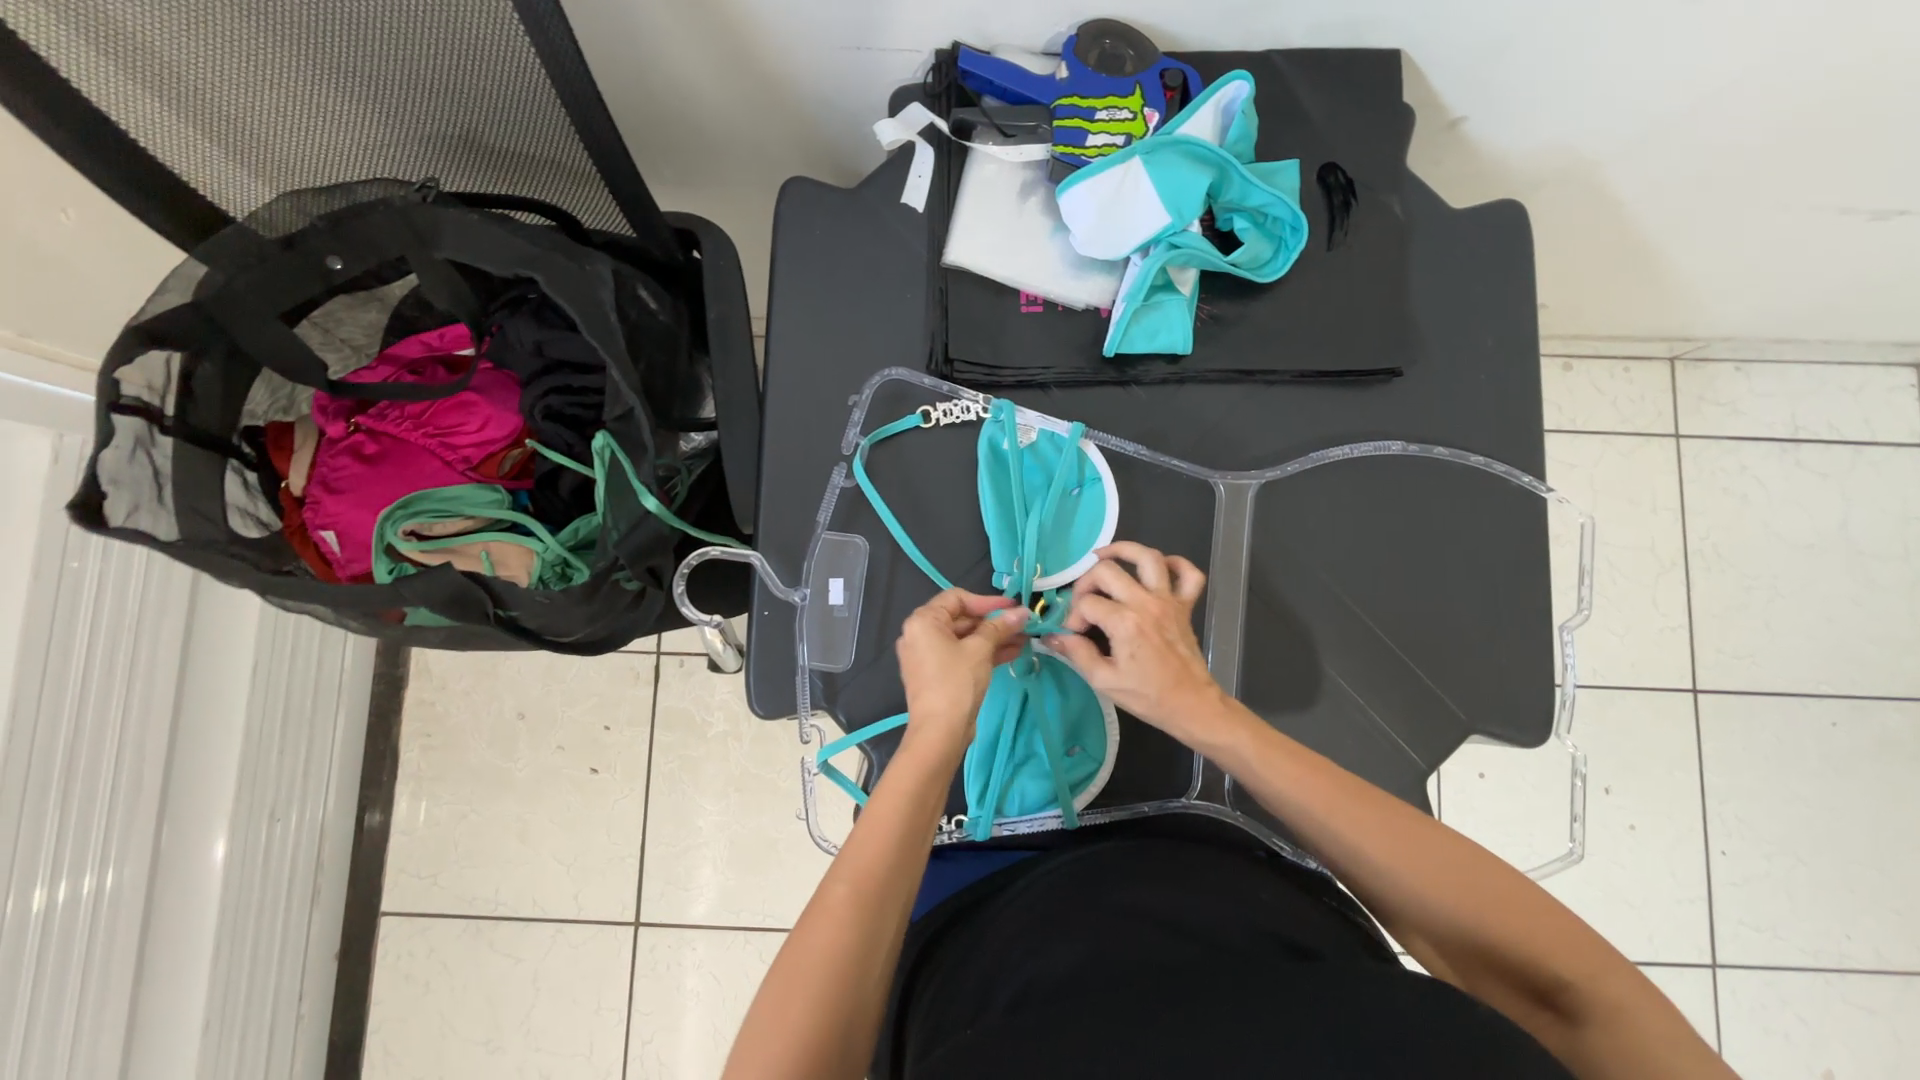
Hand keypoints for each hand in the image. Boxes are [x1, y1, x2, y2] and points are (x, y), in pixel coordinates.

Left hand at [896, 588, 1029, 753]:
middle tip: (1023, 625)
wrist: (940, 731)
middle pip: (961, 619)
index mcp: (923, 621)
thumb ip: (1000, 627)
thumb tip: (1022, 612)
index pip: (957, 598)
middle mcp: (920, 634)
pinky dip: (984, 653)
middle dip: (994, 622)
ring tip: (1024, 639)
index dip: (987, 601)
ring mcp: (927, 656)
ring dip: (993, 638)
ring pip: (964, 639)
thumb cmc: (956, 681)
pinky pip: (961, 655)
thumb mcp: (980, 649)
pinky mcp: (936, 674)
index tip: (1013, 607)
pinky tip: (1012, 653)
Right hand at [1045, 541, 1226, 742]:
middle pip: (1108, 570)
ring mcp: (1169, 601)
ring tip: (1105, 557)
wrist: (1191, 705)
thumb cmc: (1147, 696)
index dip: (1073, 617)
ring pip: (1149, 557)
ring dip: (1124, 550)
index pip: (1087, 604)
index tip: (1072, 635)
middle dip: (1086, 582)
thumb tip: (1053, 638)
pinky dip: (1175, 564)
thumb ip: (1077, 654)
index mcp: (1124, 622)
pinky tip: (1158, 569)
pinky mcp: (1185, 606)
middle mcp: (1146, 603)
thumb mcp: (1104, 680)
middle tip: (1082, 602)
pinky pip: (1189, 574)